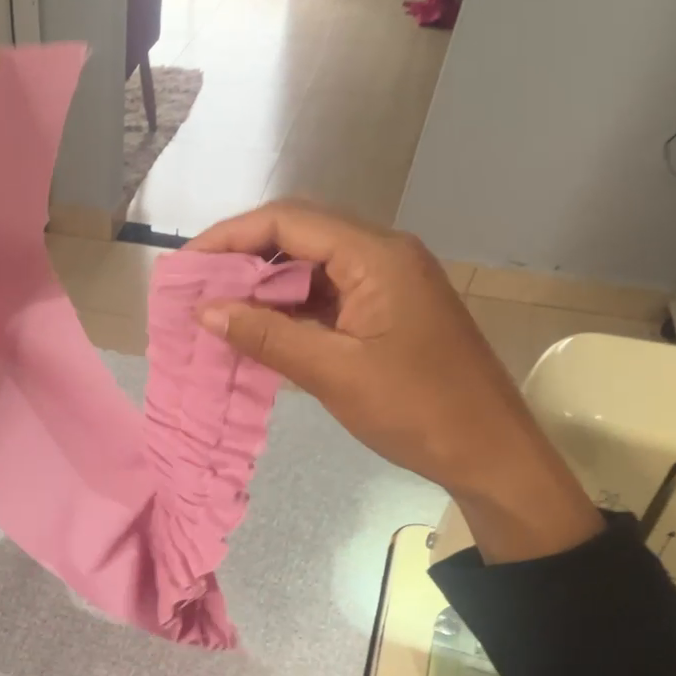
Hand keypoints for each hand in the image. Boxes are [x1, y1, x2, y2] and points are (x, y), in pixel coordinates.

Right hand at [189, 201, 601, 562]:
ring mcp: (388, 283)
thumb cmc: (418, 410)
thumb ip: (267, 336)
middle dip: (242, 257)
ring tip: (216, 311)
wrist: (491, 452)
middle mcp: (383, 255)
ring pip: (311, 267)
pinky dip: (289, 308)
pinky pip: (327, 296)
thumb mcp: (334, 373)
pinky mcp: (388, 311)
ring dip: (264, 285)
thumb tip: (204, 310)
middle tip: (195, 289)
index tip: (184, 267)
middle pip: (299, 235)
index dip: (230, 238)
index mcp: (376, 256)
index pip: (288, 222)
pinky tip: (258, 331)